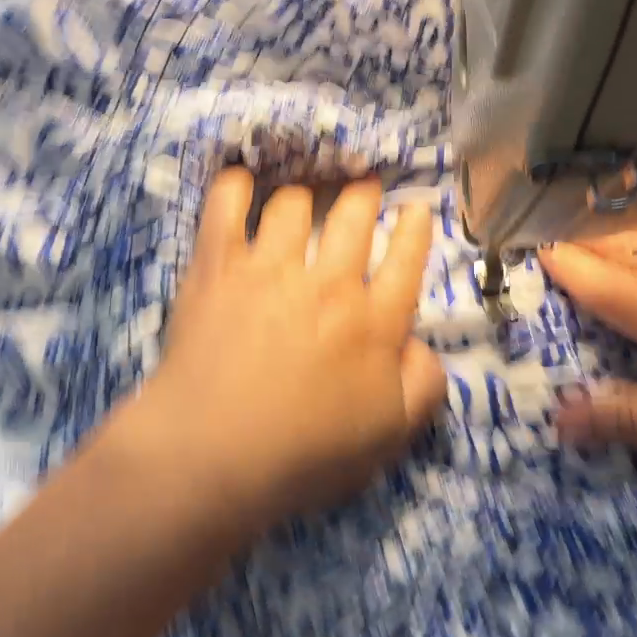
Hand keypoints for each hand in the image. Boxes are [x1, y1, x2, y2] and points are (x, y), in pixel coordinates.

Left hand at [114, 167, 445, 531]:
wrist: (215, 455)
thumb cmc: (306, 455)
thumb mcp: (389, 436)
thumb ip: (421, 387)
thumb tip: (420, 345)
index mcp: (375, 323)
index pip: (406, 259)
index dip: (414, 228)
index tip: (415, 210)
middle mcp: (328, 283)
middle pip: (353, 216)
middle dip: (363, 195)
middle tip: (362, 189)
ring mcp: (269, 270)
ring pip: (292, 204)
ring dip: (304, 194)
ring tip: (304, 194)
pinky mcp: (216, 269)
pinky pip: (226, 207)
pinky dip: (234, 187)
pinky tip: (240, 180)